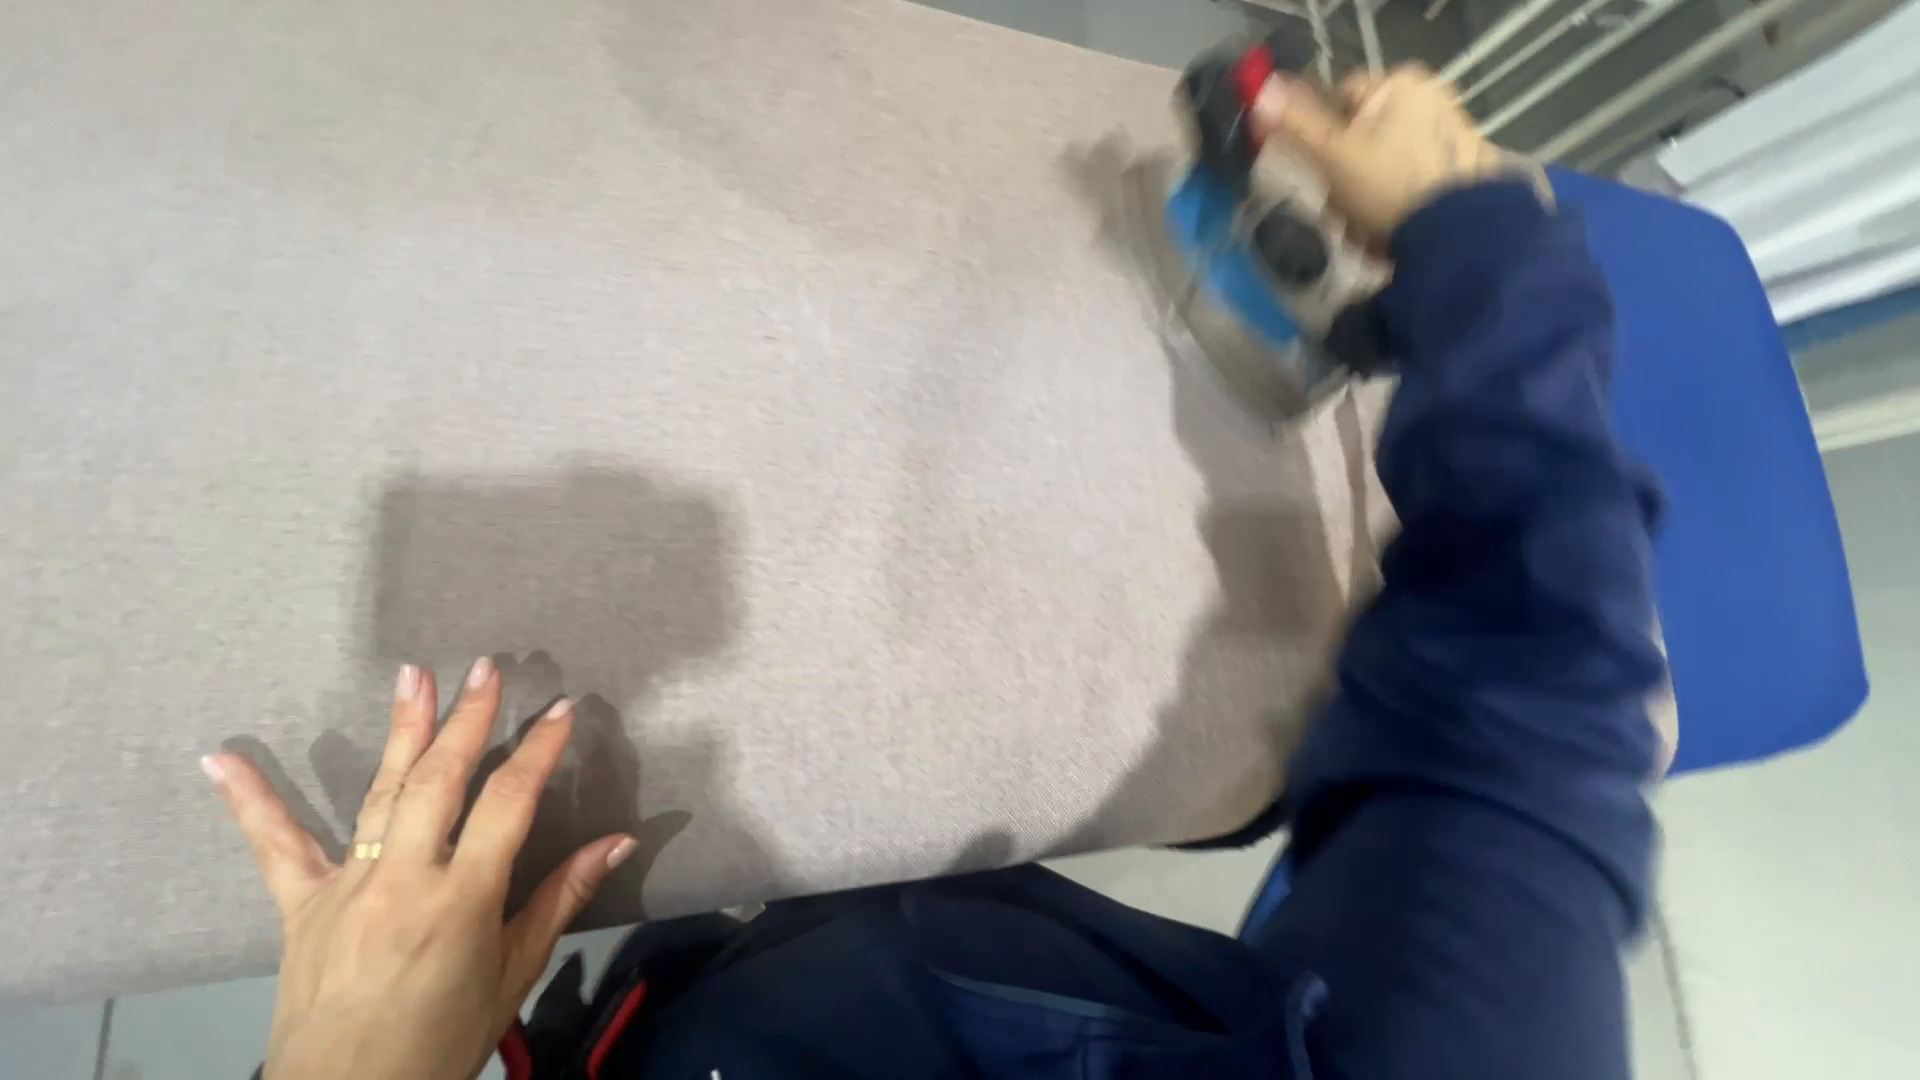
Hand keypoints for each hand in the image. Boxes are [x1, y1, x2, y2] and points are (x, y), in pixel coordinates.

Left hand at [203, 657, 638, 1079]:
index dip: (538, 752)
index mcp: (462, 899)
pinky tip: (222, 757)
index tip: (560, 710)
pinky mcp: (299, 907)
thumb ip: (564, 895)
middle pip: (439, 782)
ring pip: (377, 795)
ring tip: (413, 675)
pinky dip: (251, 800)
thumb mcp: (516, 968)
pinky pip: (276, 849)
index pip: (508, 803)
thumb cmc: (447, 1037)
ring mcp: (344, 890)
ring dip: (400, 729)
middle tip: (486, 668)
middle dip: (467, 719)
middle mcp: (402, 882)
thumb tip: (621, 840)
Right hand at [1254, 64, 1506, 246]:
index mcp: (1399, 85)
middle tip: (1339, 206)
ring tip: (1362, 228)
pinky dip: (1390, 205)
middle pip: (1359, 136)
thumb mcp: (1332, 157)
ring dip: (1361, 197)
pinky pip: (1404, 182)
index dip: (1320, 135)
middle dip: (1342, 175)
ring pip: (1378, 164)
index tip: (1315, 169)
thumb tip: (1261, 93)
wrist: (1454, 232)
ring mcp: (1446, 134)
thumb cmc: (1387, 187)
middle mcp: (1428, 98)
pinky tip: (1386, 229)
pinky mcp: (1457, 168)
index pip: (1339, 98)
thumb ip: (1295, 125)